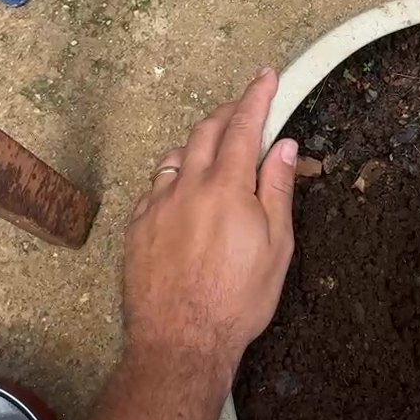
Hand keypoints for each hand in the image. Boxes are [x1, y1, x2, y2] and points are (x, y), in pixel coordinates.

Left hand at [123, 68, 298, 375]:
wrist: (179, 344)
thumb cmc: (238, 299)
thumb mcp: (277, 246)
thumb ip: (277, 189)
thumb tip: (283, 145)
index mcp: (227, 186)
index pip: (244, 125)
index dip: (257, 96)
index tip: (266, 76)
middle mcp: (188, 185)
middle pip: (206, 129)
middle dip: (228, 110)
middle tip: (245, 107)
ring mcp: (156, 204)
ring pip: (177, 154)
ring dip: (199, 142)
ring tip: (215, 152)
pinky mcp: (136, 226)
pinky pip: (155, 185)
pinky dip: (175, 176)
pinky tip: (184, 193)